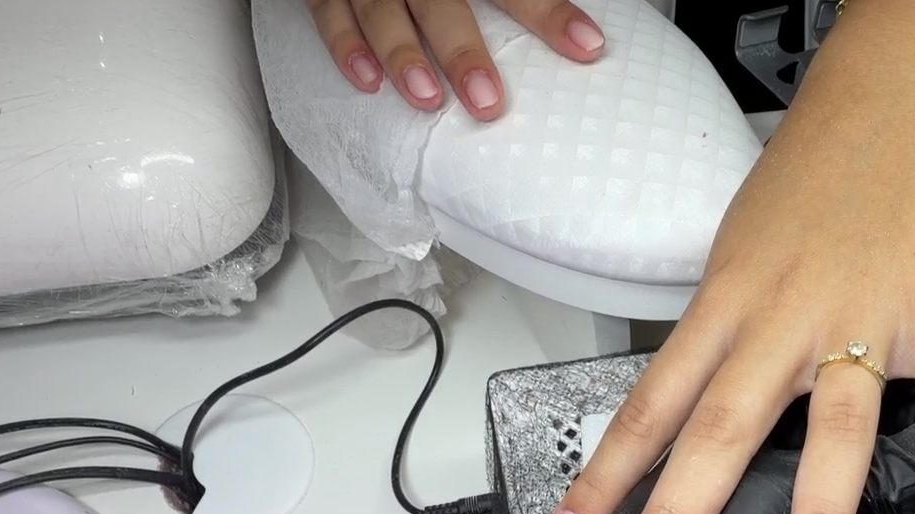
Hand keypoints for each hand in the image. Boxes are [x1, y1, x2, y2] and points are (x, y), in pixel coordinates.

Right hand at [304, 0, 604, 119]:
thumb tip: (583, 35)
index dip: (548, 13)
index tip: (587, 46)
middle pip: (440, 1)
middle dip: (462, 49)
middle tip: (487, 102)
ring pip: (381, 8)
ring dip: (402, 54)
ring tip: (428, 99)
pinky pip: (327, 9)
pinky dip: (343, 45)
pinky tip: (368, 82)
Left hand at [542, 0, 914, 513]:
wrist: (884, 100)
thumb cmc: (799, 191)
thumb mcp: (730, 263)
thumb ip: (714, 345)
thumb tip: (689, 426)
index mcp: (723, 310)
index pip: (648, 406)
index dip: (603, 477)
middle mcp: (781, 322)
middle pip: (719, 430)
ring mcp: (861, 320)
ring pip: (835, 429)